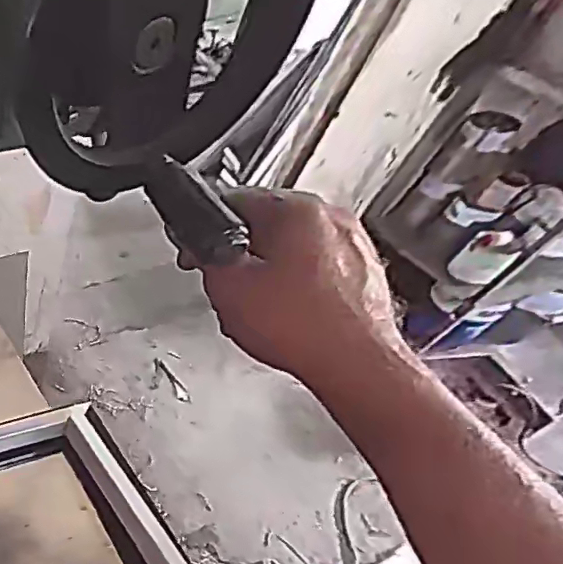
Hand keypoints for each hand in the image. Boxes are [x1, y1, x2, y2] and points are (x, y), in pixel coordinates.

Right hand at [193, 188, 414, 396]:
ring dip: (273, 274)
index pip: (236, 201)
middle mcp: (331, 218)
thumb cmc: (302, 327)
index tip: (197, 253)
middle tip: (229, 287)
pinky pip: (319, 273)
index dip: (206, 229)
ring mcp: (353, 245)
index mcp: (296, 209)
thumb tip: (205, 248)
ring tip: (261, 309)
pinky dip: (300, 290)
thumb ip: (208, 257)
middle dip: (244, 255)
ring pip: (295, 250)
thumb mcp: (227, 289)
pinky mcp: (365, 274)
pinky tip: (289, 317)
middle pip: (268, 226)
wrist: (354, 362)